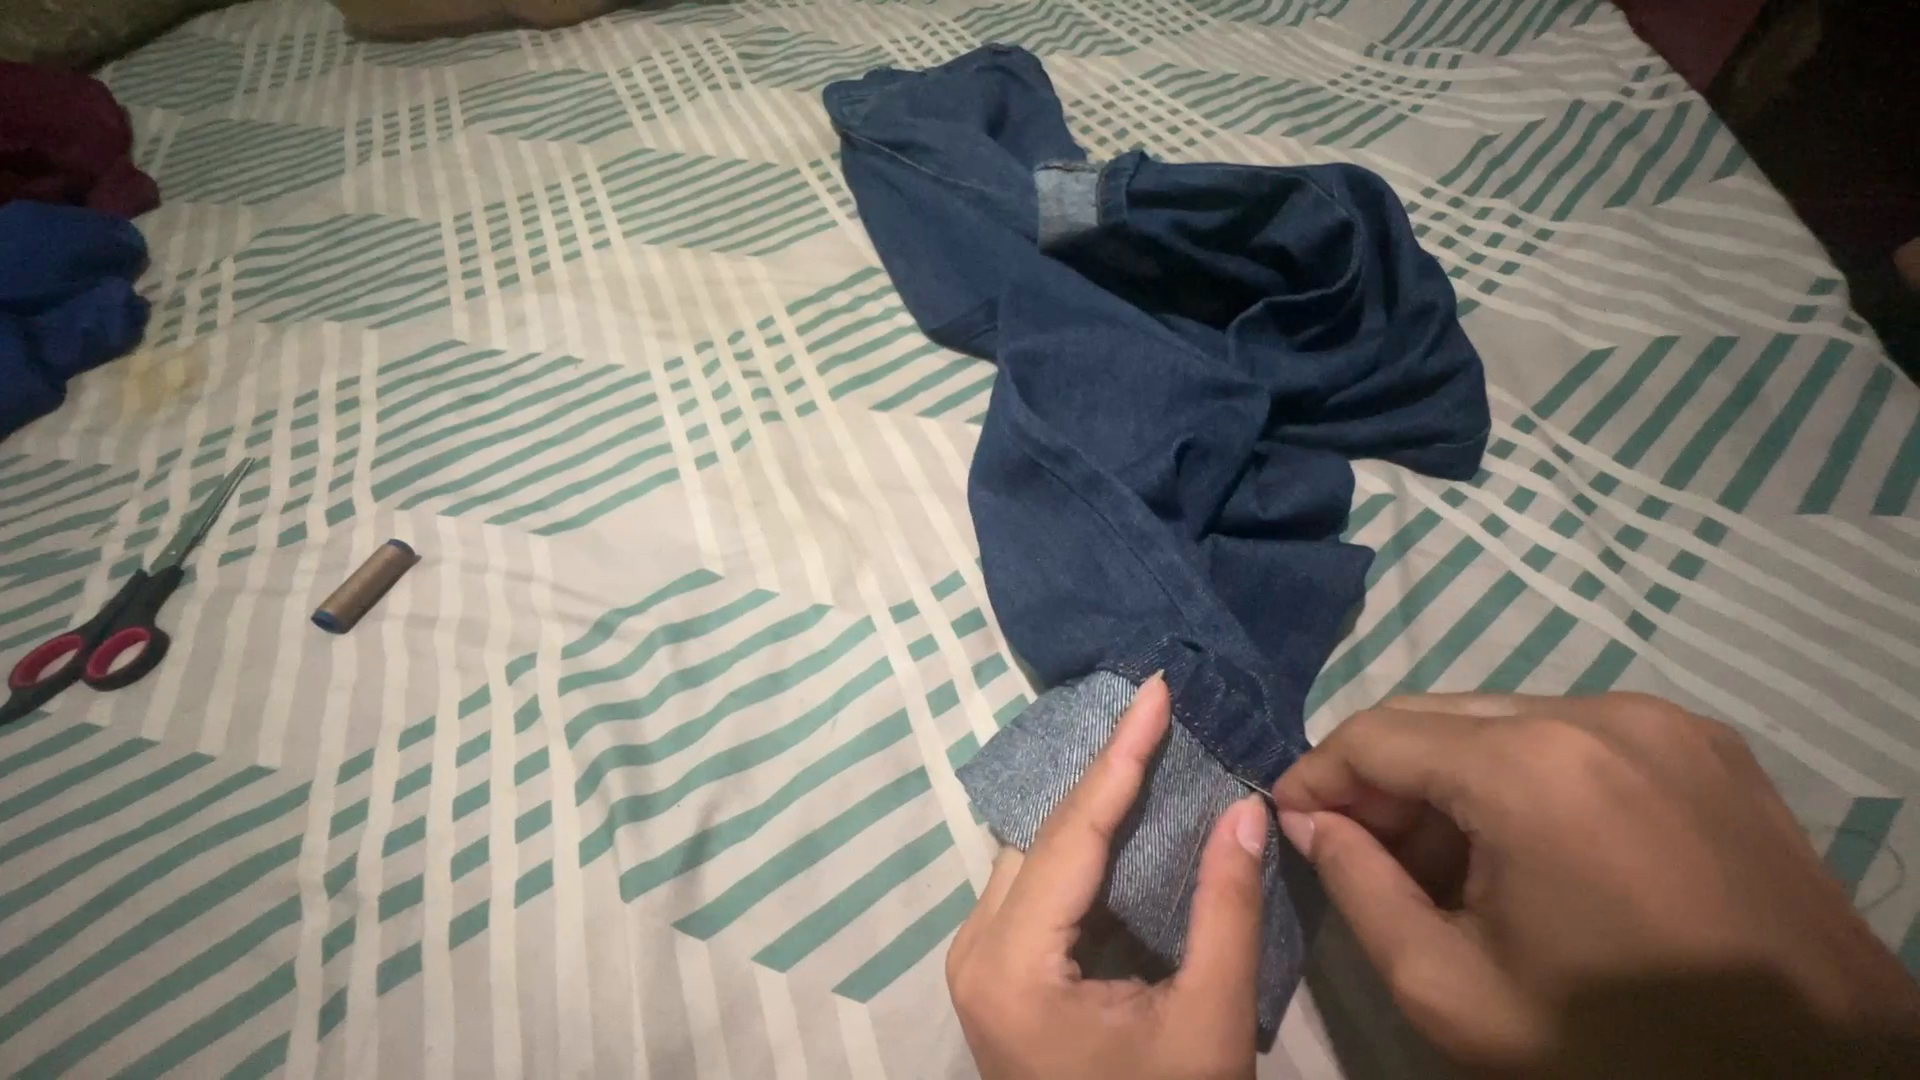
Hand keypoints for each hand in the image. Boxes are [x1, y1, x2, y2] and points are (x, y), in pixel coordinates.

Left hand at [947, 674, 1268, 1079]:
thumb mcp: (1209, 1026)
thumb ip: (1226, 911)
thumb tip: (1244, 808)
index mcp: (1012, 962)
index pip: (1073, 831)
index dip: (1120, 755)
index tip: (1152, 692)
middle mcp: (975, 946)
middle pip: (1047, 834)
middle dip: (1105, 770)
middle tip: (1156, 714)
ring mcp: (977, 956)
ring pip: (1036, 849)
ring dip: (1091, 800)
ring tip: (1145, 745)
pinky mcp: (994, 965)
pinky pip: (1036, 878)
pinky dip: (1081, 841)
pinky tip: (1119, 811)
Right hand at [1273, 692, 1919, 1070]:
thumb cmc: (1619, 1049)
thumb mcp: (1451, 990)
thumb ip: (1354, 886)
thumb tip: (1305, 820)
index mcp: (1531, 767)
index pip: (1374, 736)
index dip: (1315, 775)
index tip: (1287, 818)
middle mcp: (1593, 714)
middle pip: (1430, 717)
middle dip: (1376, 777)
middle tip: (1354, 841)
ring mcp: (1658, 722)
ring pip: (1491, 720)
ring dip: (1442, 775)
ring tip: (1437, 854)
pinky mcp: (1699, 743)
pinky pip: (1561, 734)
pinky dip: (1510, 774)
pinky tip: (1514, 843)